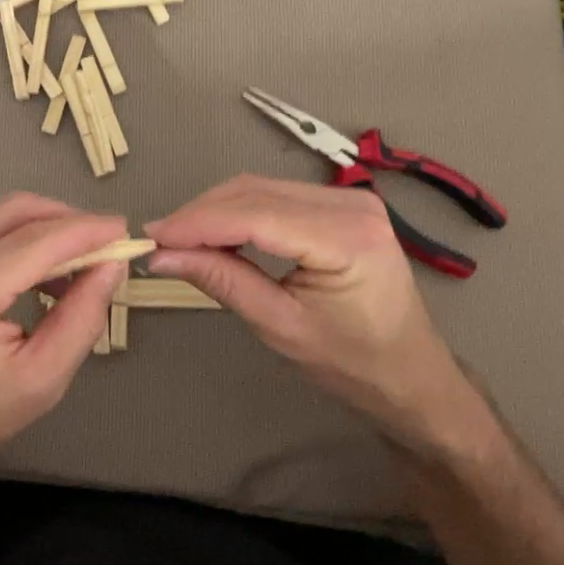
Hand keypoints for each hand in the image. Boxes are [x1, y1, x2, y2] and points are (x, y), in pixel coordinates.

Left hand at [0, 193, 127, 510]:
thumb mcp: (42, 379)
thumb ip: (82, 317)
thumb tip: (112, 265)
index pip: (39, 239)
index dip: (87, 230)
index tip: (126, 232)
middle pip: (19, 211)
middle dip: (69, 222)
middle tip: (107, 248)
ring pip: (3, 214)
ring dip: (46, 229)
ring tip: (79, 269)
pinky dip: (22, 238)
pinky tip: (44, 273)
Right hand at [145, 175, 469, 446]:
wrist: (412, 376)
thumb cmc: (352, 363)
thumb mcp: (280, 326)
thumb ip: (221, 281)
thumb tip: (161, 256)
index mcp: (347, 239)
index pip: (254, 215)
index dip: (197, 222)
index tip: (151, 237)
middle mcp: (351, 204)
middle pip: (254, 192)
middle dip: (200, 214)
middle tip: (159, 241)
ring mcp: (349, 199)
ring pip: (259, 188)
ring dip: (215, 210)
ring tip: (179, 239)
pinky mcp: (341, 203)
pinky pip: (275, 195)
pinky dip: (238, 211)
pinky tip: (214, 232)